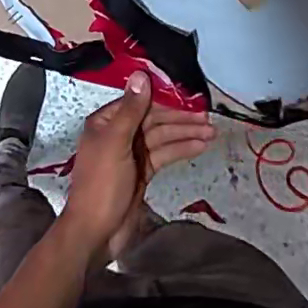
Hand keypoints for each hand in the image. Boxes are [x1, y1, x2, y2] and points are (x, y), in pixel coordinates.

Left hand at [56, 74, 217, 262]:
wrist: (96, 233)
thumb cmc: (101, 185)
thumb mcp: (116, 143)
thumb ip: (132, 110)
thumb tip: (140, 74)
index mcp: (106, 122)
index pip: (140, 103)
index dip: (166, 100)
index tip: (190, 97)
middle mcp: (119, 133)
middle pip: (155, 120)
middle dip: (181, 119)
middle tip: (208, 118)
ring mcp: (132, 153)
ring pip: (163, 137)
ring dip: (187, 134)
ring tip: (212, 133)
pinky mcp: (143, 171)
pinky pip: (165, 154)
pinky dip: (182, 149)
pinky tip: (201, 146)